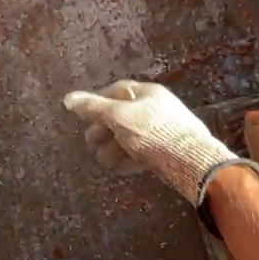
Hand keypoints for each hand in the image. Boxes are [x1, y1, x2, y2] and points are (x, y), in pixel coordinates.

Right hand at [63, 80, 245, 202]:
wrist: (191, 162)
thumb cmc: (152, 133)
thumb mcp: (119, 117)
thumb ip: (93, 108)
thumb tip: (68, 99)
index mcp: (146, 93)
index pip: (116, 91)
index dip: (97, 102)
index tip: (83, 116)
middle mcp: (154, 109)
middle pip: (121, 116)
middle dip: (103, 130)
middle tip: (91, 143)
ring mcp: (161, 131)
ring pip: (129, 136)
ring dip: (113, 148)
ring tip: (104, 160)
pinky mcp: (165, 151)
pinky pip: (141, 151)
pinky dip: (128, 158)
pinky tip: (120, 168)